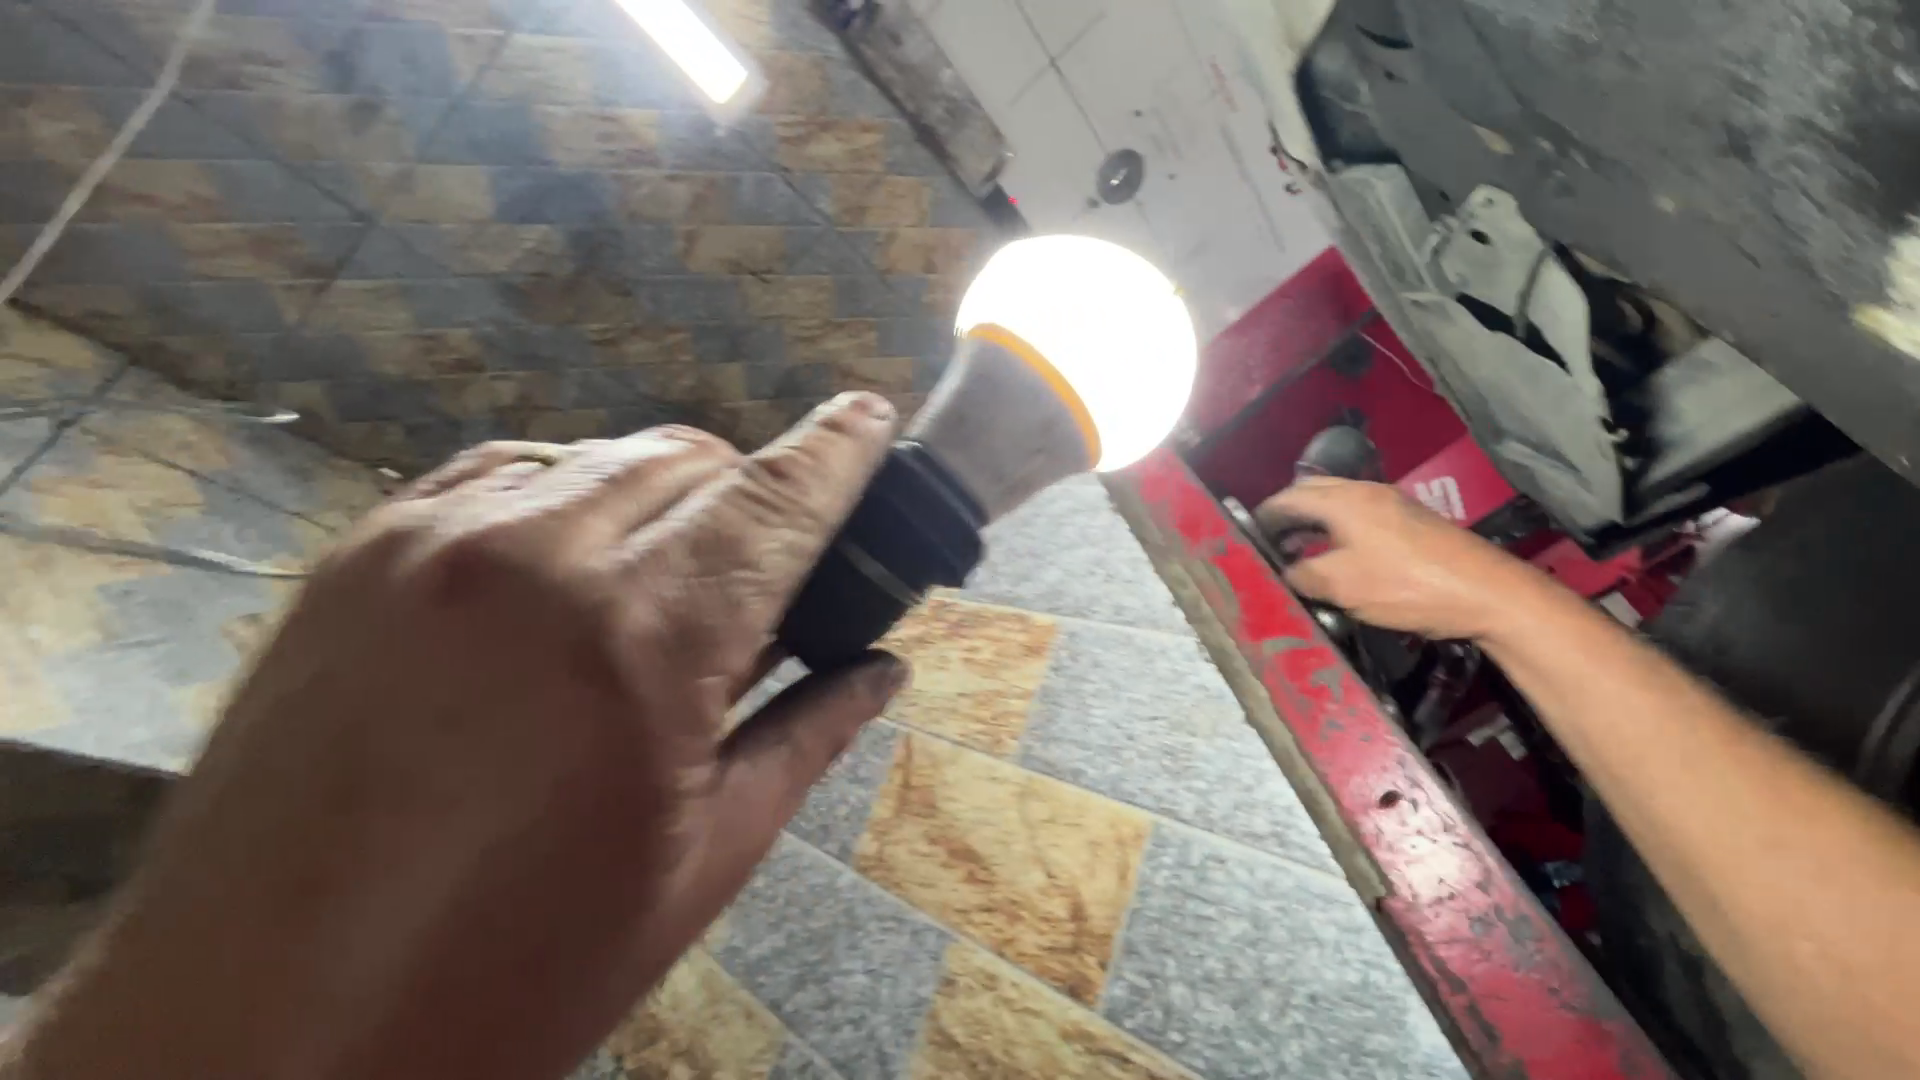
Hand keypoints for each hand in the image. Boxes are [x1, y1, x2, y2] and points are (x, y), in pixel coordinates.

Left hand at [5, 394, 908, 1079]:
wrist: (256, 1039)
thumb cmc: (522, 966)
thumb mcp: (706, 857)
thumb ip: (808, 736)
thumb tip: (882, 668)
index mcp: (642, 641)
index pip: (772, 502)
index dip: (835, 449)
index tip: (873, 414)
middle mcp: (538, 558)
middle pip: (693, 460)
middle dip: (754, 493)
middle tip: (770, 570)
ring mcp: (432, 542)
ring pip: (604, 457)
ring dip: (669, 493)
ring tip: (672, 575)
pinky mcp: (359, 554)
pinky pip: (507, 474)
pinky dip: (573, 493)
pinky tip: (575, 561)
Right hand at [1255, 477, 1543, 640]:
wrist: (1487, 593)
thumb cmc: (1406, 586)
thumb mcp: (1341, 587)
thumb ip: (1303, 575)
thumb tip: (1286, 571)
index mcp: (1343, 501)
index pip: (1287, 498)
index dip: (1263, 517)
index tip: (1246, 536)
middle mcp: (1365, 492)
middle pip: (1312, 491)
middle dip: (1288, 512)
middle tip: (1272, 541)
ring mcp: (1392, 503)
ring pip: (1337, 502)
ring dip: (1314, 521)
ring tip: (1301, 551)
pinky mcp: (1411, 521)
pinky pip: (1359, 514)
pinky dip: (1338, 527)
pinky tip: (1340, 556)